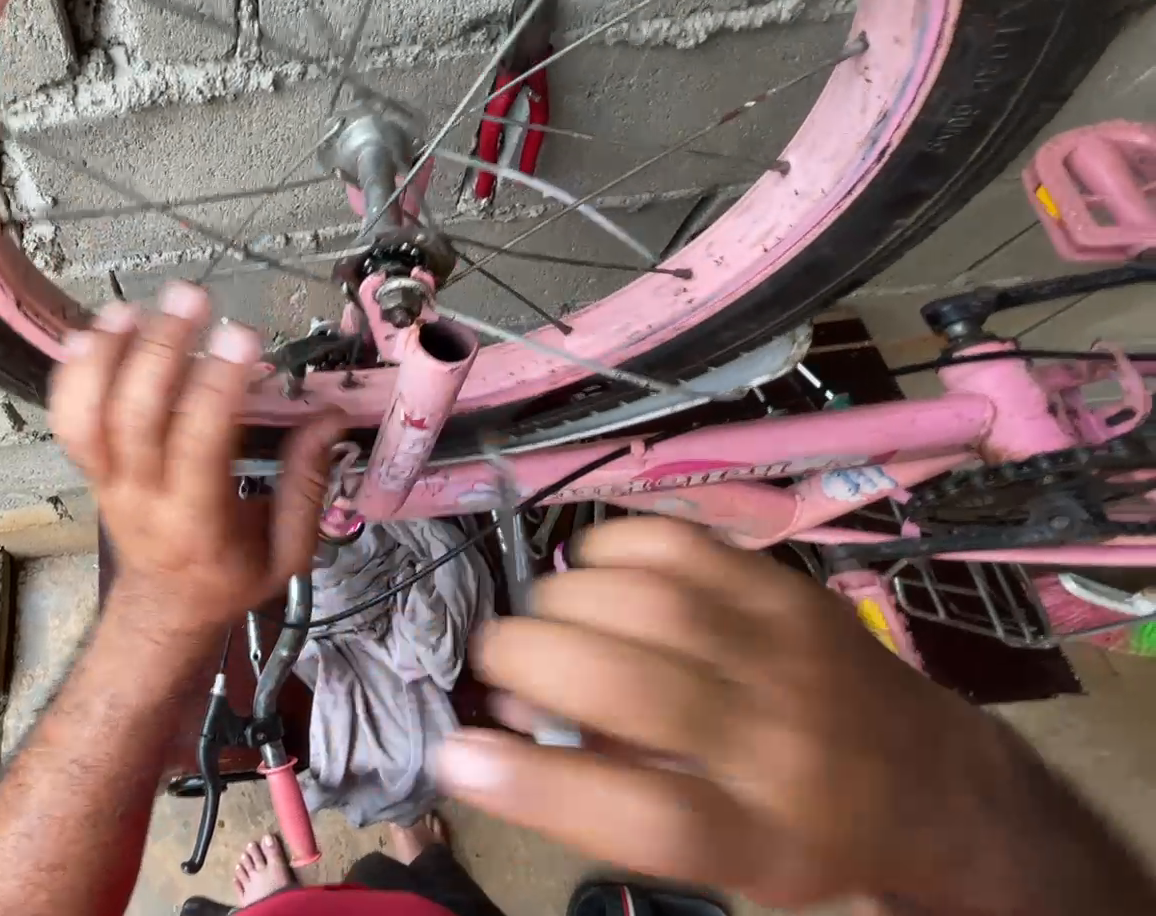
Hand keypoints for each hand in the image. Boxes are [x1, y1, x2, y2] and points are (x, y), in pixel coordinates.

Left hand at [48, 282, 343, 636]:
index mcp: (196, 521)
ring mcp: (108, 481)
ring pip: (88, 416)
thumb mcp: (287, 553)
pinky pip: (69, 421)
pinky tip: (92, 335)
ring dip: (105, 357)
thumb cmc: (228, 579)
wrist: (165, 608)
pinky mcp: (92, 469)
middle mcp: (143, 496)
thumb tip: (329, 417)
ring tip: (132, 309)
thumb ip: (306, 484)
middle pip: (135, 418)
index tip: (243, 337)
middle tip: (190, 299)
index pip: (199, 445)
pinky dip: (73, 375)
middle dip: (161, 350)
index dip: (218, 387)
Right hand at [434, 517, 1153, 912]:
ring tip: (552, 622)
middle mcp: (783, 742)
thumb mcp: (709, 849)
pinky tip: (596, 578)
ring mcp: (784, 647)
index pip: (646, 816)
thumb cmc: (788, 824)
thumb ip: (597, 785)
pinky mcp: (777, 583)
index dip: (536, 786)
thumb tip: (497, 715)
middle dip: (524, 657)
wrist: (932, 780)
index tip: (456, 756)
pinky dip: (603, 551)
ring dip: (559, 603)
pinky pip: (664, 539)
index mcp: (764, 835)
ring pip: (637, 598)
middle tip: (497, 658)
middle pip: (630, 684)